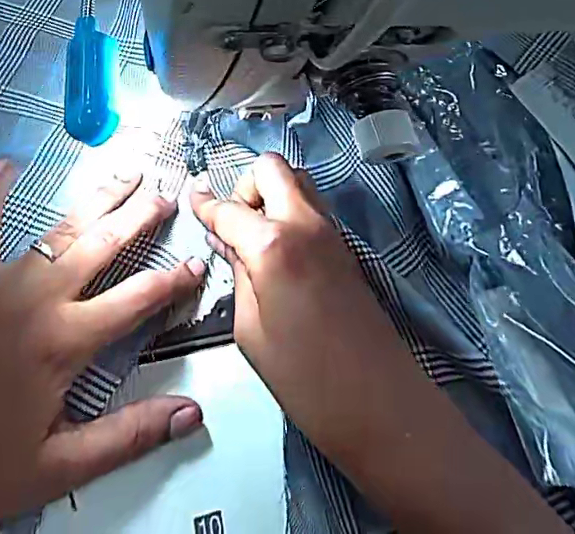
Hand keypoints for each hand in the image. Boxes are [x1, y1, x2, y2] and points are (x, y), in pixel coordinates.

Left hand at [0, 159, 207, 533]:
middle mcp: (39, 299)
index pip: (135, 301)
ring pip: (58, 231)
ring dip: (93, 201)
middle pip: (101, 247)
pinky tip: (4, 163)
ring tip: (121, 174)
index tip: (198, 260)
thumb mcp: (59, 468)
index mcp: (65, 343)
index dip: (172, 280)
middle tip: (166, 193)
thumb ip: (128, 435)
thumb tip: (192, 412)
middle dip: (138, 219)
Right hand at [192, 153, 562, 532]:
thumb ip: (237, 273)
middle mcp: (304, 223)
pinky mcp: (345, 246)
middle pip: (271, 168)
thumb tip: (229, 242)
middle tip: (235, 224)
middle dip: (246, 186)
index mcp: (273, 244)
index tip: (192, 198)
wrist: (382, 406)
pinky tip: (277, 249)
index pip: (228, 208)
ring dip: (271, 194)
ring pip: (296, 180)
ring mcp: (331, 231)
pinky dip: (289, 210)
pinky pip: (311, 206)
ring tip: (256, 237)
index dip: (204, 205)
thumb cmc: (305, 379)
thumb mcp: (250, 329)